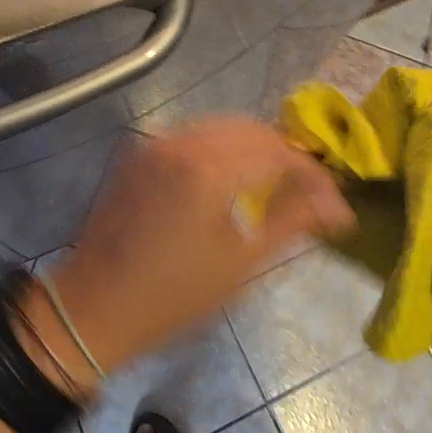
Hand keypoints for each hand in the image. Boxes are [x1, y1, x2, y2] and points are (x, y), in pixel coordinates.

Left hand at [45, 117, 353, 376]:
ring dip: (253, 149)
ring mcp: (155, 142)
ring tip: (275, 186)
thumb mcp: (240, 263)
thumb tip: (334, 205)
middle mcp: (181, 140)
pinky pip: (192, 136)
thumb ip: (290, 221)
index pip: (277, 151)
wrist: (95, 304)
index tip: (335, 206)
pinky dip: (220, 149)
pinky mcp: (138, 152)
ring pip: (220, 128)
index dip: (312, 175)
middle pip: (250, 129)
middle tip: (309, 193)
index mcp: (208, 167)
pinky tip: (231, 180)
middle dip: (285, 156)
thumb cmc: (173, 295)